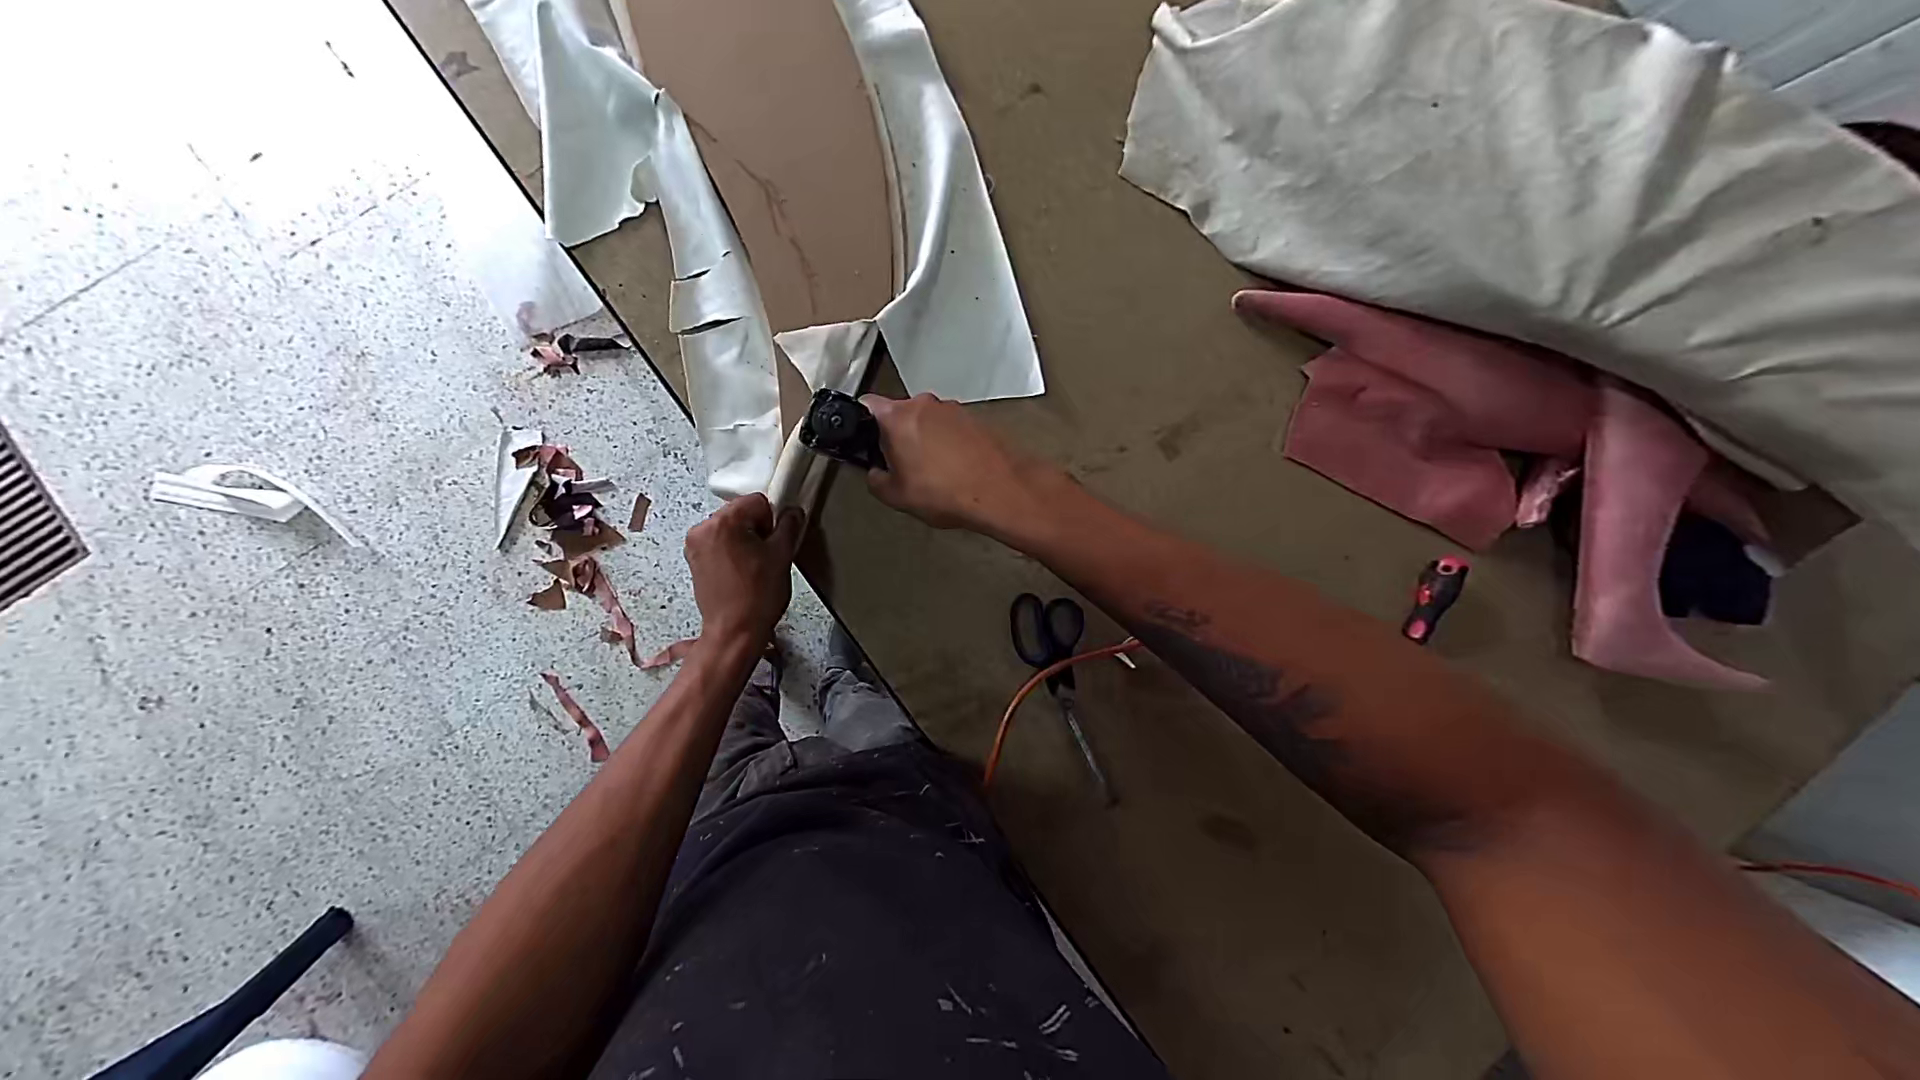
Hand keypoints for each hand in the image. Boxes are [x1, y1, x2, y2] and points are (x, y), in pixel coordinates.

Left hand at [684, 494, 802, 646]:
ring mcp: (696, 547)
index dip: (773, 518)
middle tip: (768, 555)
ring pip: (730, 529)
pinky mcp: (696, 562)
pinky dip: (733, 552)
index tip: (778, 536)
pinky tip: (744, 572)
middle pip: (740, 513)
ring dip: (745, 541)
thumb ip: (790, 526)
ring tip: (755, 567)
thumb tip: (793, 514)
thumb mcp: (782, 555)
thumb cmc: (755, 599)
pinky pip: (720, 544)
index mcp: (723, 523)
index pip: (756, 501)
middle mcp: (703, 530)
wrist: (735, 632)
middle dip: (758, 529)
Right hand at [861, 393, 1070, 537]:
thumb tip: (876, 474)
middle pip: (899, 414)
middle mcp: (925, 405)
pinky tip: (953, 471)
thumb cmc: (950, 491)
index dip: (861, 422)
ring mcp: (953, 410)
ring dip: (925, 441)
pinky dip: (949, 445)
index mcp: (898, 417)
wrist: (1000, 491)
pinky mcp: (974, 420)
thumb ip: (876, 480)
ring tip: (932, 475)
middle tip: (901, 466)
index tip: (864, 438)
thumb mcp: (896, 496)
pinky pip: (951, 429)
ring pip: (927, 421)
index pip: (866, 405)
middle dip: (897, 437)